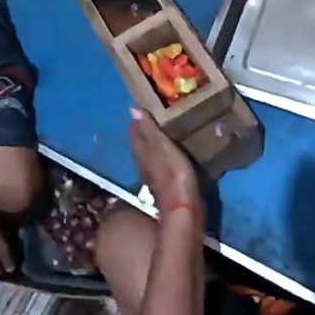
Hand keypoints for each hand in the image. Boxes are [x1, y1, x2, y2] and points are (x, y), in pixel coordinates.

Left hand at [128, 107, 202, 224]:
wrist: (182, 206)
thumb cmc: (173, 172)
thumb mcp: (162, 146)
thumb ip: (149, 129)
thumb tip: (132, 108)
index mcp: (142, 151)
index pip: (136, 132)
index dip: (139, 121)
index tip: (145, 107)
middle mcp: (143, 162)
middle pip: (140, 143)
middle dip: (145, 131)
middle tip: (155, 117)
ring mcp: (152, 174)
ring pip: (148, 154)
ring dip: (153, 144)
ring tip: (163, 133)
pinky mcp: (163, 183)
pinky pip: (158, 163)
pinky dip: (161, 155)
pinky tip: (168, 154)